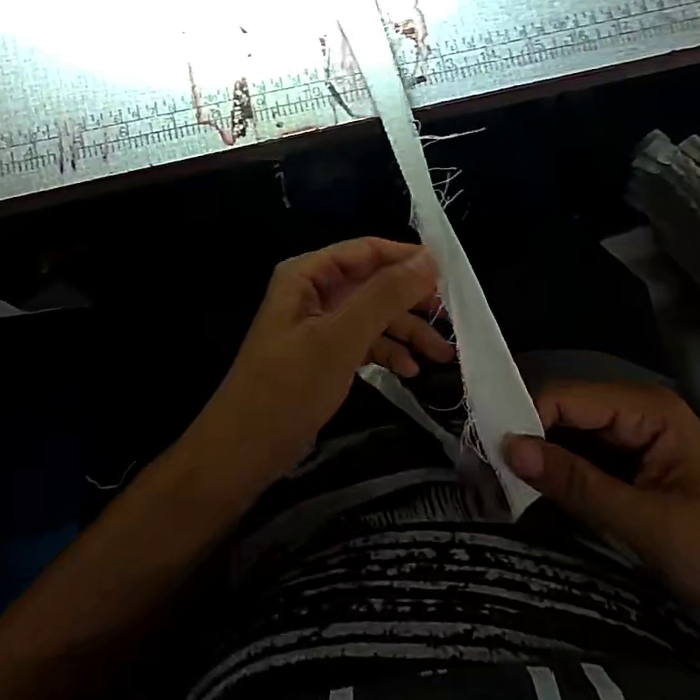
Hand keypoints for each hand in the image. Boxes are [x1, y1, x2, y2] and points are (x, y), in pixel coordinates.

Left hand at [197, 238, 449, 479]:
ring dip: (406, 331)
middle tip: (453, 321)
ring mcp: (317, 326)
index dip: (407, 258)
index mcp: (306, 275)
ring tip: (443, 356)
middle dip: (411, 301)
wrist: (245, 447)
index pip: (364, 251)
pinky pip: (362, 342)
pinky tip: (411, 371)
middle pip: (371, 283)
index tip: (453, 276)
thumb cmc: (289, 386)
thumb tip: (429, 259)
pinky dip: (387, 352)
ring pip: (371, 315)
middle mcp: (311, 293)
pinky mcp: (322, 355)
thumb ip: (384, 296)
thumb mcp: (340, 337)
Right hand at [502, 379, 699, 654]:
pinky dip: (560, 476)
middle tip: (486, 470)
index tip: (486, 452)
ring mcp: (638, 441)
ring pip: (569, 437)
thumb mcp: (650, 526)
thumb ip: (575, 483)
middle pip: (563, 413)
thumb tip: (505, 447)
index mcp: (648, 410)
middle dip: (527, 438)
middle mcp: (639, 414)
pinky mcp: (636, 469)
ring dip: (540, 459)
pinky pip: (585, 460)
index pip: (564, 398)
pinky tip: (535, 493)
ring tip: (500, 483)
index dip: (522, 418)